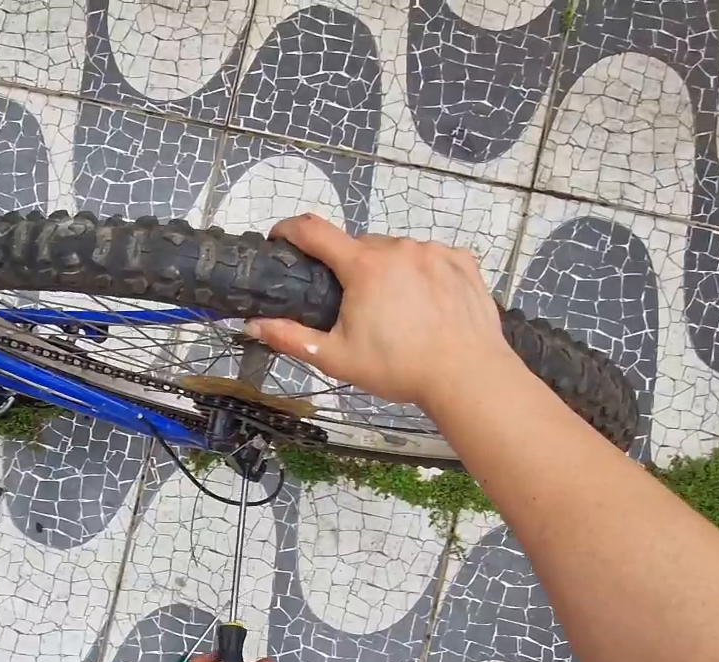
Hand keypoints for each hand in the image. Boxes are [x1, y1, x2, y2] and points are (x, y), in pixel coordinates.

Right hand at [245, 213, 524, 411]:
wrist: (465, 374)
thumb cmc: (396, 367)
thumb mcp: (336, 358)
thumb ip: (291, 338)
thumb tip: (253, 325)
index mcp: (363, 266)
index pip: (315, 231)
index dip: (290, 230)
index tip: (279, 238)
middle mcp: (398, 248)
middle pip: (359, 246)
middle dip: (347, 267)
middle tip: (349, 305)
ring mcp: (434, 251)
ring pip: (396, 252)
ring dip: (385, 271)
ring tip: (392, 311)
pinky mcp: (463, 261)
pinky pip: (430, 258)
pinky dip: (420, 274)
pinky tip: (423, 305)